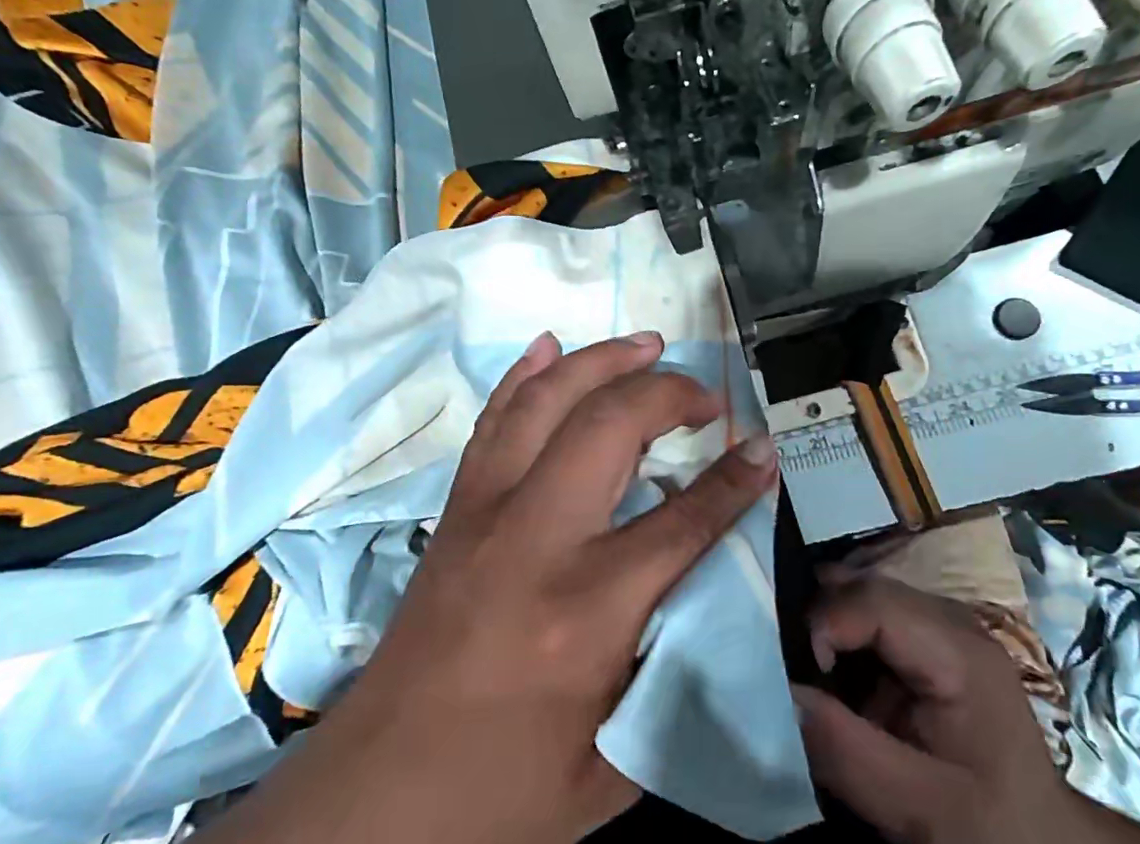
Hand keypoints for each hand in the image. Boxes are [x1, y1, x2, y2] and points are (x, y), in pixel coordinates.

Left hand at [204, 332, 779, 843]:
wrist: (374, 800)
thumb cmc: (505, 791)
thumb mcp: (616, 758)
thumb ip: (674, 665)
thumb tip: (716, 589)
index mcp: (585, 612)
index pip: (683, 519)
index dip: (735, 479)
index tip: (766, 448)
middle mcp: (533, 540)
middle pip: (610, 428)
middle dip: (670, 394)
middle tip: (708, 397)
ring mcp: (483, 515)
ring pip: (545, 403)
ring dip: (601, 360)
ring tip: (647, 341)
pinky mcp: (454, 513)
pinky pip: (492, 423)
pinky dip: (525, 375)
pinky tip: (549, 344)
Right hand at [795, 577, 1139, 843]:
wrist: (1038, 833)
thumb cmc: (988, 821)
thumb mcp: (919, 806)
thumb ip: (847, 751)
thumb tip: (784, 693)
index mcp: (959, 652)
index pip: (875, 601)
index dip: (825, 623)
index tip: (796, 676)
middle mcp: (950, 619)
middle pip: (866, 589)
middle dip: (819, 619)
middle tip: (787, 666)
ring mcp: (940, 624)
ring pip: (864, 595)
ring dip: (827, 625)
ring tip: (804, 668)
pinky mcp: (929, 638)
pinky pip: (871, 617)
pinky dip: (841, 635)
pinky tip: (830, 671)